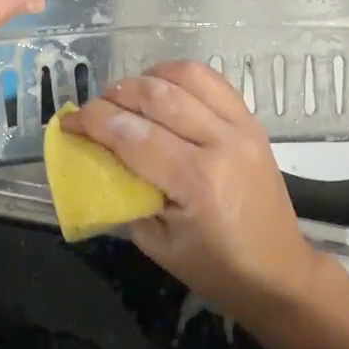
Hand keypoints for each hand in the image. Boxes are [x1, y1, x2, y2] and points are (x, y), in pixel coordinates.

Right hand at [61, 61, 326, 315]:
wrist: (280, 272)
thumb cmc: (215, 267)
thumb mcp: (157, 242)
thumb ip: (124, 192)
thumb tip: (95, 156)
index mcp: (197, 181)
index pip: (131, 133)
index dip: (91, 121)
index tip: (68, 122)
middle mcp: (221, 143)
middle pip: (155, 95)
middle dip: (114, 96)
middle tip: (94, 110)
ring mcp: (241, 127)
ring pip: (184, 75)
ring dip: (146, 78)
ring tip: (127, 97)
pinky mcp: (251, 121)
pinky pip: (210, 80)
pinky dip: (177, 76)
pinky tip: (160, 91)